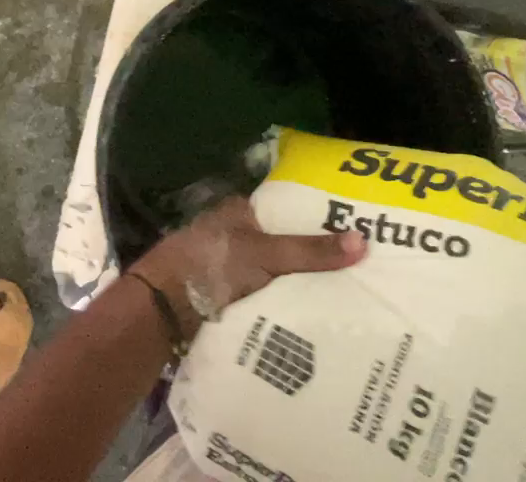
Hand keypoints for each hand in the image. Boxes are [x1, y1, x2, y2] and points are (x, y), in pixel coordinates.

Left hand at [128, 196, 365, 337]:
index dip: (319, 218)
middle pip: (285, 243)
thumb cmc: (211, 265)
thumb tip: (364, 241)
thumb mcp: (265, 253)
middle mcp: (236, 234)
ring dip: (299, 284)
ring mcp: (231, 268)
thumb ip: (310, 250)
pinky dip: (284, 304)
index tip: (355, 230)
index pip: (289, 209)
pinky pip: (266, 298)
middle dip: (314, 256)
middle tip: (359, 269)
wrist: (161, 310)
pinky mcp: (228, 298)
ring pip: (276, 273)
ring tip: (346, 296)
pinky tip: (312, 316)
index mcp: (242, 211)